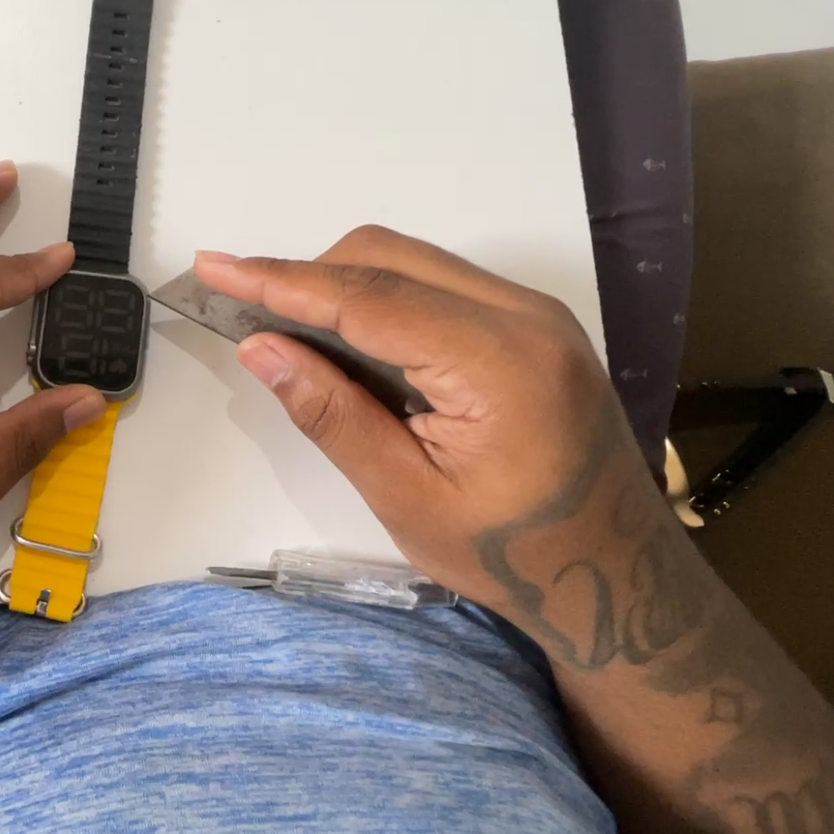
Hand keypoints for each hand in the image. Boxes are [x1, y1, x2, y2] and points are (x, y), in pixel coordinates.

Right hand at [195, 225, 669, 624]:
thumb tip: (259, 348)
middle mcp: (523, 315)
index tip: (214, 268)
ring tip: (296, 339)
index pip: (366, 298)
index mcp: (497, 364)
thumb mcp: (405, 496)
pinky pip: (432, 283)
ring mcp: (531, 313)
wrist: (618, 576)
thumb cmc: (510, 554)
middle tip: (253, 323)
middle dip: (307, 279)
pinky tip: (352, 346)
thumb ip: (330, 414)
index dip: (280, 281)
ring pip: (408, 262)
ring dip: (339, 287)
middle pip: (386, 257)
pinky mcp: (526, 324)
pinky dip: (377, 300)